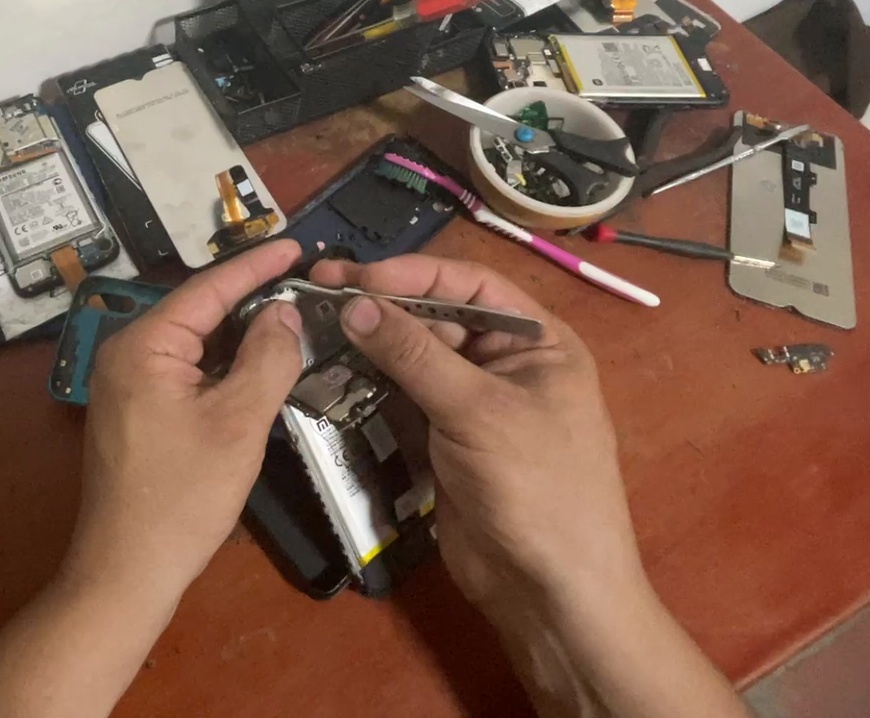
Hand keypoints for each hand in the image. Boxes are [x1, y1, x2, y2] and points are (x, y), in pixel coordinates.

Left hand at [62, 240, 305, 601]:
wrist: (126, 571)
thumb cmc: (183, 496)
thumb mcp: (238, 423)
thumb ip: (267, 358)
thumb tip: (284, 312)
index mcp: (144, 344)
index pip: (208, 289)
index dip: (256, 266)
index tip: (296, 246)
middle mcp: (127, 351)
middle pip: (199, 311)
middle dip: (250, 297)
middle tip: (300, 283)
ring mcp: (127, 380)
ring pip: (194, 340)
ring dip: (238, 331)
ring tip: (288, 315)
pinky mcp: (135, 405)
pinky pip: (185, 367)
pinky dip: (222, 361)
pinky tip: (254, 360)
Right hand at [307, 255, 644, 617]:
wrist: (549, 595)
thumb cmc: (536, 488)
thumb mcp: (477, 411)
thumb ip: (413, 353)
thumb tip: (355, 304)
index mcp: (536, 340)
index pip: (468, 284)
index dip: (412, 274)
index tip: (357, 277)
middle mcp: (504, 358)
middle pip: (436, 313)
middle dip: (383, 301)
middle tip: (323, 286)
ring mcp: (471, 396)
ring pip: (413, 350)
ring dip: (370, 336)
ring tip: (319, 320)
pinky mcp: (442, 430)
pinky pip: (402, 388)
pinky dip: (370, 375)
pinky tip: (335, 362)